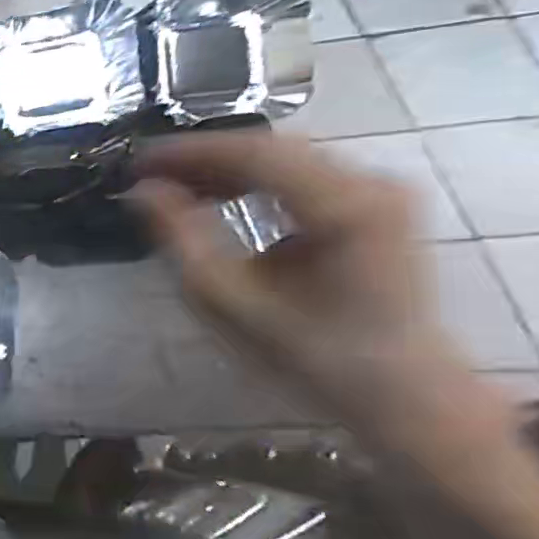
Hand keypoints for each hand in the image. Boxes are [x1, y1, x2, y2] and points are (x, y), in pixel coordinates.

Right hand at [129, 131, 470, 426]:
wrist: (400, 390)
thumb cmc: (308, 354)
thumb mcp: (226, 300)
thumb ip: (180, 237)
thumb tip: (143, 191)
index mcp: (341, 205)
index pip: (253, 153)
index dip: (188, 152)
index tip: (137, 162)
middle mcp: (371, 183)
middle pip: (273, 148)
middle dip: (205, 157)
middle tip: (151, 176)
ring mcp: (381, 191)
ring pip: (288, 157)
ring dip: (228, 168)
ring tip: (177, 187)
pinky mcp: (378, 205)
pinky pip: (306, 174)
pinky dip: (257, 180)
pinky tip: (223, 197)